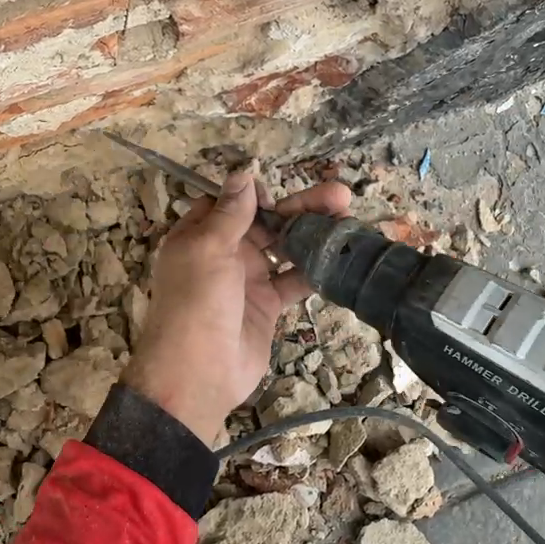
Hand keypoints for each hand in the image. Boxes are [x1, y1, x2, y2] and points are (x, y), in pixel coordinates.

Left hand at [120, 167, 352, 445]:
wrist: (198, 372)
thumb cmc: (196, 301)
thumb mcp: (208, 248)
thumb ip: (231, 212)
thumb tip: (244, 172)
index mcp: (199, 235)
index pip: (230, 203)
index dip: (256, 195)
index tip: (278, 193)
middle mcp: (224, 253)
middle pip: (265, 221)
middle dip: (300, 207)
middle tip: (340, 194)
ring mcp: (247, 279)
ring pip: (284, 247)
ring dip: (314, 233)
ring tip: (348, 218)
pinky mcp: (267, 305)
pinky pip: (295, 280)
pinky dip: (316, 269)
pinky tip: (343, 255)